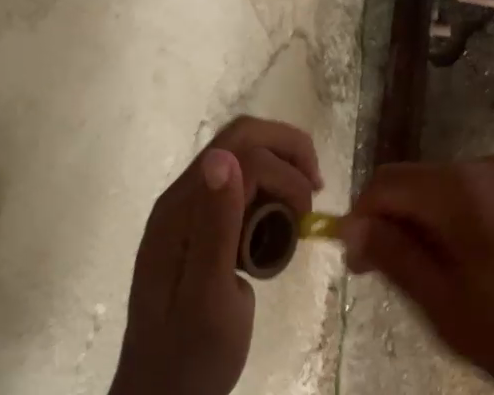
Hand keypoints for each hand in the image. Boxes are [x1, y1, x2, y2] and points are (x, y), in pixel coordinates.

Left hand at [115, 118, 322, 394]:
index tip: (306, 214)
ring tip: (300, 212)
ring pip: (244, 155)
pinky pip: (241, 185)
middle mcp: (181, 198)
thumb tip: (222, 157)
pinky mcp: (202, 227)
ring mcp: (190, 211)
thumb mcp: (208, 296)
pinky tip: (281, 227)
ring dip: (281, 170)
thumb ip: (215, 226)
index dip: (284, 171)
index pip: (241, 151)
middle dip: (288, 152)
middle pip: (242, 138)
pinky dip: (271, 192)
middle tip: (315, 192)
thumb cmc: (190, 355)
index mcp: (179, 210)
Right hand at [337, 157, 493, 394]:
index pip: (386, 181)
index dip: (362, 218)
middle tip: (410, 285)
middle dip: (405, 224)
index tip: (360, 265)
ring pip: (461, 191)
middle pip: (425, 182)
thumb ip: (397, 258)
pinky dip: (479, 225)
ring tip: (458, 286)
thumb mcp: (450, 308)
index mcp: (461, 186)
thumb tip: (355, 227)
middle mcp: (492, 165)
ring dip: (443, 227)